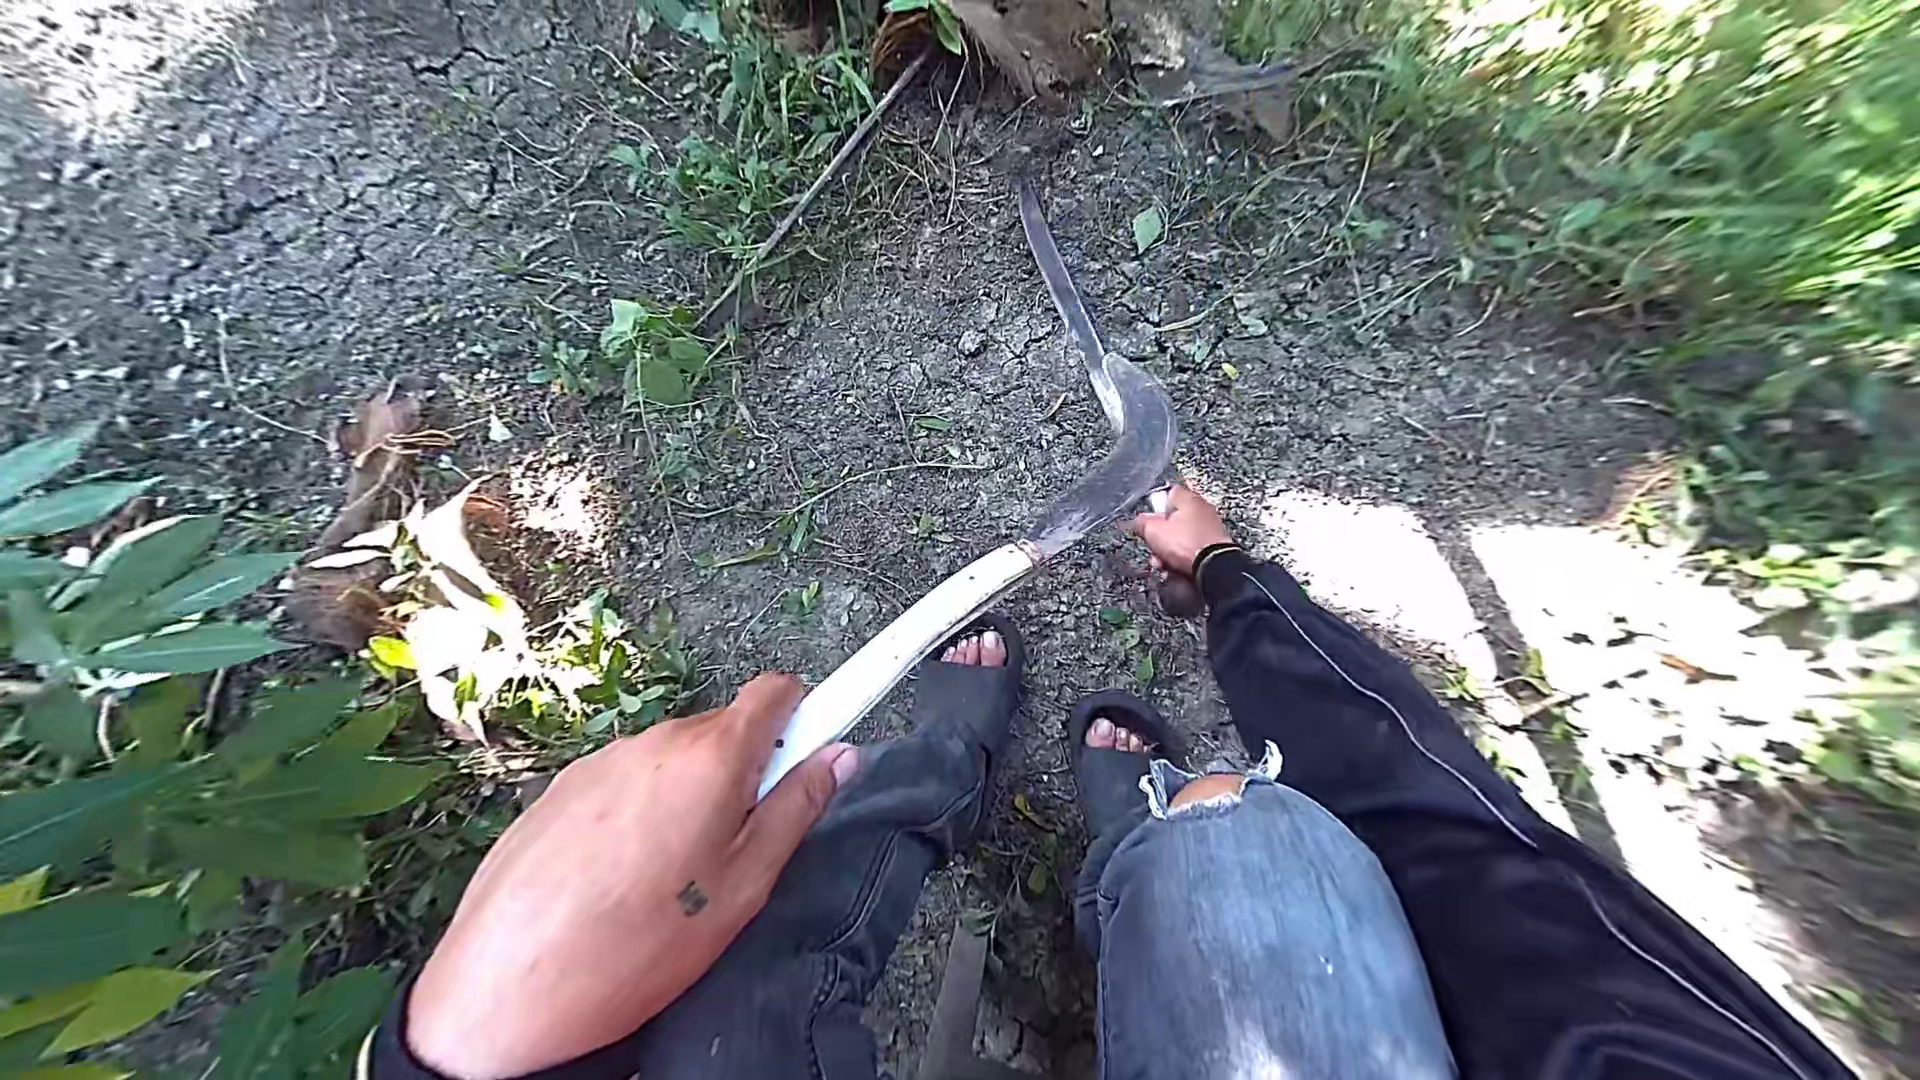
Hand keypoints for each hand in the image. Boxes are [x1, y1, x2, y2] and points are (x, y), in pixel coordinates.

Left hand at [406, 674, 858, 1079]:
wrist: (497, 1002)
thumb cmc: (637, 946)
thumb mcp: (745, 884)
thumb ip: (799, 806)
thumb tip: (840, 756)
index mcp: (712, 756)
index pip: (778, 690)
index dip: (806, 708)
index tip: (814, 738)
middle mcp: (659, 738)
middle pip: (729, 726)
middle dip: (746, 765)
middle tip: (735, 834)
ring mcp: (606, 758)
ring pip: (679, 752)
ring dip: (693, 786)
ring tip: (672, 864)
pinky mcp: (564, 783)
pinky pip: (630, 773)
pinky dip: (644, 802)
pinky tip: (623, 868)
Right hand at [1124, 484, 1234, 576]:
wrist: (1212, 568)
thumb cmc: (1187, 544)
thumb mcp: (1153, 530)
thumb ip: (1142, 522)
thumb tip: (1139, 521)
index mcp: (1190, 499)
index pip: (1169, 491)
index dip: (1155, 504)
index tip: (1148, 517)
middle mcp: (1203, 510)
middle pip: (1174, 518)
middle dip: (1160, 533)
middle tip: (1153, 542)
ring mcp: (1210, 528)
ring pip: (1181, 535)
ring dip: (1168, 548)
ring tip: (1161, 560)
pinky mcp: (1214, 546)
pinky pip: (1190, 548)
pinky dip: (1181, 556)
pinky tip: (1172, 566)